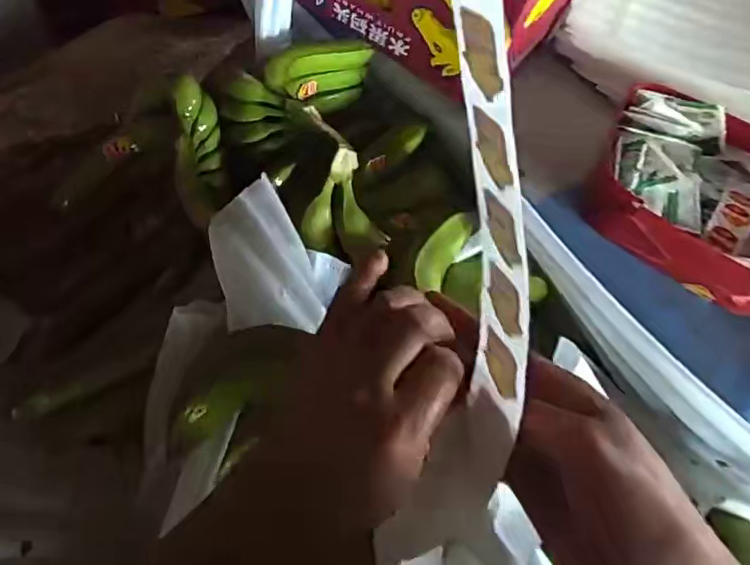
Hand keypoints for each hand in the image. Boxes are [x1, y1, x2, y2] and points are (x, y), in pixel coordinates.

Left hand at [244, 251, 464, 532]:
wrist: (290, 489)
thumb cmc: (357, 492)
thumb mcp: (410, 471)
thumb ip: (435, 418)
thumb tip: (453, 376)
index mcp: (398, 427)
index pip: (444, 369)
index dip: (459, 363)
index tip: (460, 368)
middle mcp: (369, 382)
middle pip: (416, 326)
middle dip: (439, 324)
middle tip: (445, 337)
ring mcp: (340, 355)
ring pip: (386, 305)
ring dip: (412, 300)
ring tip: (423, 312)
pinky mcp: (319, 341)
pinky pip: (345, 297)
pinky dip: (364, 273)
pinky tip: (383, 258)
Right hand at [432, 297, 734, 564]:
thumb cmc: (637, 500)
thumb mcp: (591, 446)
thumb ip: (536, 415)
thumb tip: (480, 389)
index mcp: (566, 392)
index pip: (509, 352)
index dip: (472, 329)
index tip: (429, 306)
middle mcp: (546, 415)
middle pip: (491, 381)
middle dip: (453, 359)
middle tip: (401, 343)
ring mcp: (536, 454)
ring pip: (484, 417)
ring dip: (450, 399)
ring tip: (404, 382)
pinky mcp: (526, 491)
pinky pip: (485, 457)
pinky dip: (458, 443)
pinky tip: (429, 436)